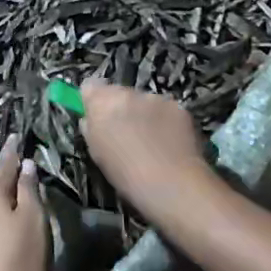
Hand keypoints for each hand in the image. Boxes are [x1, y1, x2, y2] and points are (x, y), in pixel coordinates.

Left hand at [0, 140, 49, 270]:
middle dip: (6, 181)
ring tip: (18, 207)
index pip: (3, 163)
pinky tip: (4, 237)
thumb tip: (24, 165)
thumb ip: (28, 190)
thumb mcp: (35, 223)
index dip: (13, 151)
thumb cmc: (20, 266)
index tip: (16, 137)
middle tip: (25, 176)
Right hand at [80, 79, 212, 210]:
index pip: (90, 86)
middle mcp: (128, 93)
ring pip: (144, 101)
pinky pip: (166, 109)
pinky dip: (165, 121)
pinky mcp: (179, 107)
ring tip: (151, 140)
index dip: (93, 100)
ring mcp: (155, 98)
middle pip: (118, 92)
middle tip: (126, 131)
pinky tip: (169, 142)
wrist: (172, 184)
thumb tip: (91, 119)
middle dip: (120, 107)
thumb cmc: (125, 174)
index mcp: (101, 102)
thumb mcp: (96, 152)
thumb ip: (91, 127)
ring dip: (143, 113)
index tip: (97, 116)